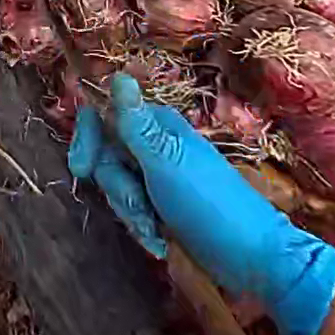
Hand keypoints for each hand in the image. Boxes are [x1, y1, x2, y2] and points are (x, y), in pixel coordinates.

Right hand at [68, 73, 334, 334]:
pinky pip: (131, 210)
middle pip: (105, 156)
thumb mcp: (166, 162)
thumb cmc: (210, 203)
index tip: (82, 169)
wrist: (252, 259)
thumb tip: (118, 75)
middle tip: (140, 206)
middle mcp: (153, 145)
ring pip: (116, 186)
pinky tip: (160, 240)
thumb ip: (136, 123)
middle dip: (117, 187)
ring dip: (131, 212)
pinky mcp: (160, 206)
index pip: (102, 117)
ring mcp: (156, 178)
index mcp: (155, 125)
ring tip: (157, 228)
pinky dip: (141, 227)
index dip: (87, 139)